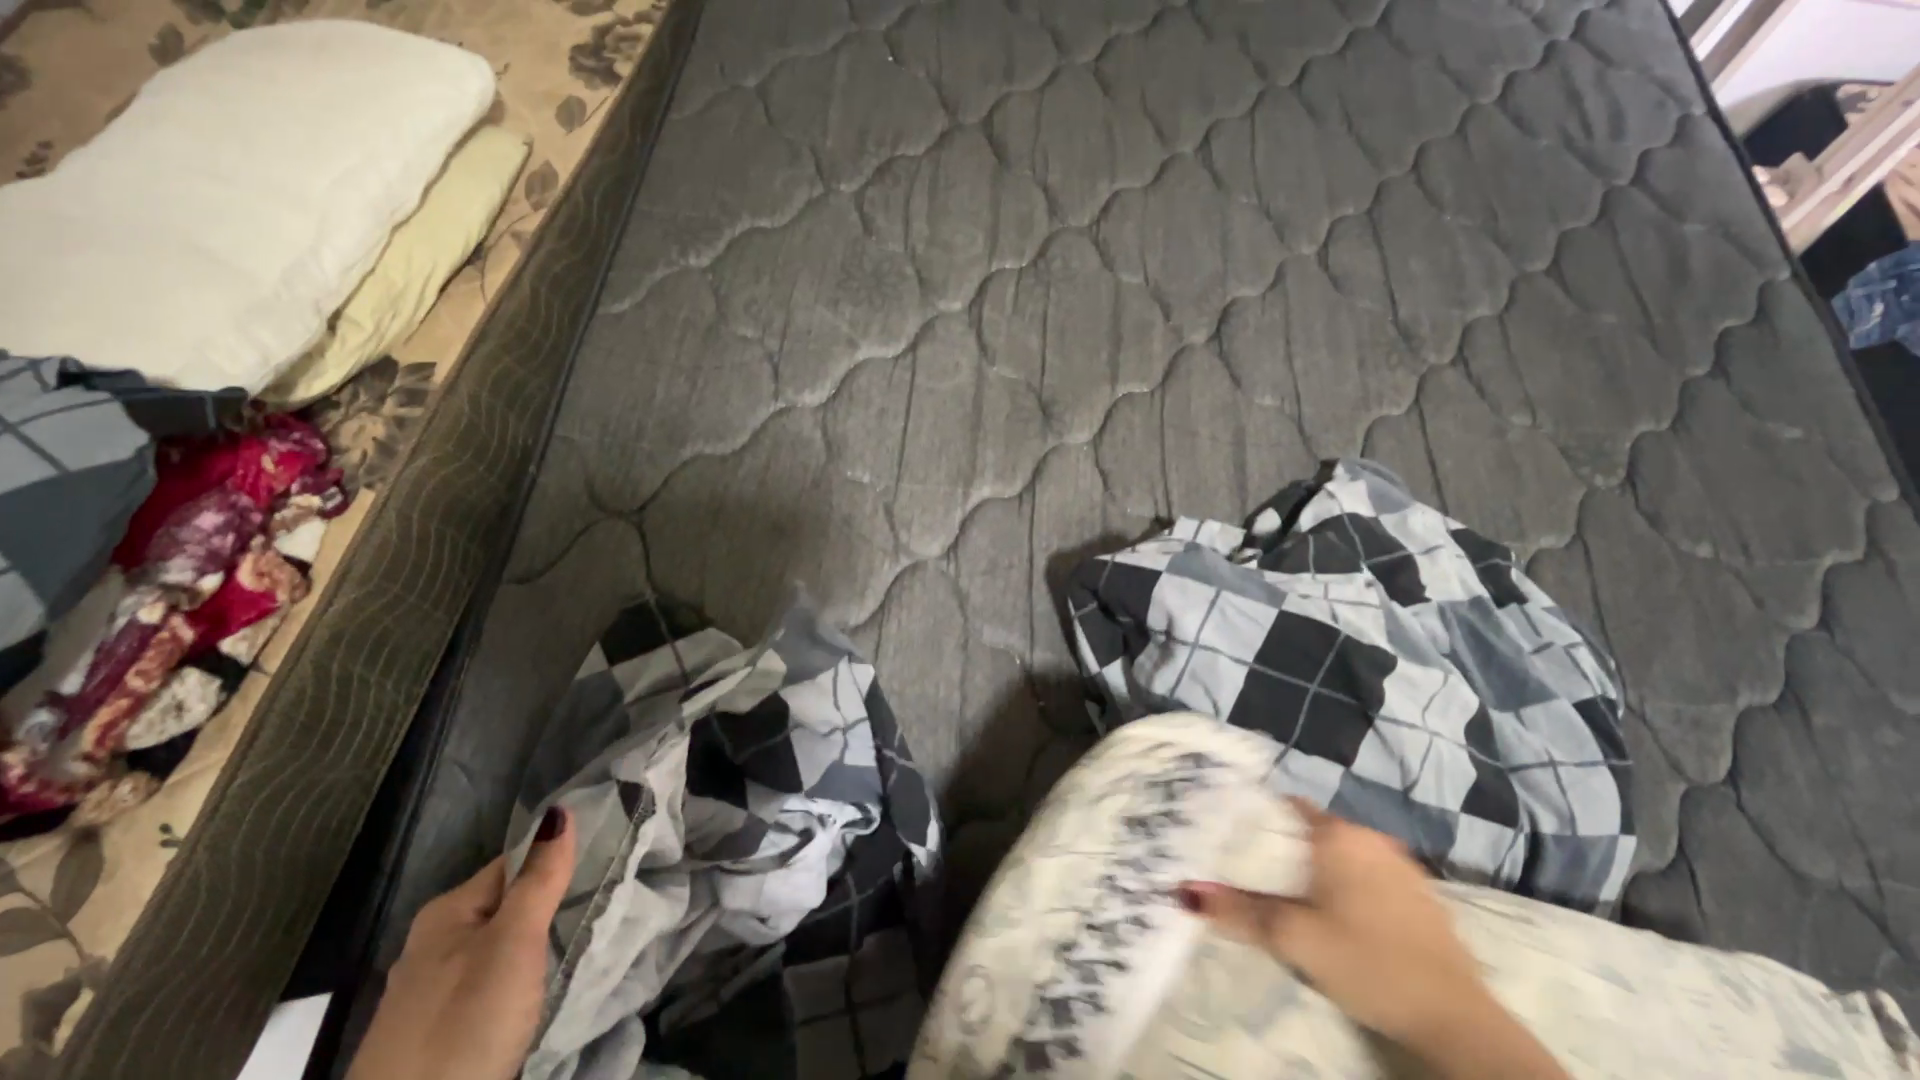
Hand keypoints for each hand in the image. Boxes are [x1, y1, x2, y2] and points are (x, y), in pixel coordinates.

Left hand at [347, 807, 576, 1079]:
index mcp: (446, 912)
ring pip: (493, 950)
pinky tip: (533, 998)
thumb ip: (539, 880)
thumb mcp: (514, 943)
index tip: (601, 867)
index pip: (510, 864)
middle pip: (500, 907)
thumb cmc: (466, 1020)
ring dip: (530, 948)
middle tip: (597, 911)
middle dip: (544, 908)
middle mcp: (431, 943)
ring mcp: (429, 991)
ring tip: (574, 952)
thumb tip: (559, 811)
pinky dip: (513, 984)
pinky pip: (485, 987)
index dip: (552, 861)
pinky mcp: (434, 1031)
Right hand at [1177, 800, 1565, 1078]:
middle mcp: (1371, 839)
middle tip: (1247, 875)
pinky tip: (1335, 921)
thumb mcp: (1291, 937)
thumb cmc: (1365, 961)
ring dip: (1316, 872)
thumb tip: (1184, 891)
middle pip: (1314, 833)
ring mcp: (1402, 868)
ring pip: (1343, 858)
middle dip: (1283, 850)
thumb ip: (1239, 911)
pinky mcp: (1421, 900)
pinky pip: (1369, 880)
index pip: (1287, 807)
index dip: (1256, 819)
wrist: (1453, 1016)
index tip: (1228, 838)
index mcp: (1339, 835)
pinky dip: (1346, 890)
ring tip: (1284, 899)